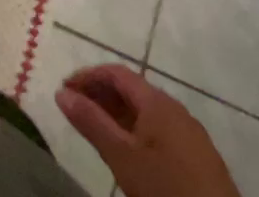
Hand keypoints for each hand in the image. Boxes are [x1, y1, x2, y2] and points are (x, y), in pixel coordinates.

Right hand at [55, 64, 242, 196]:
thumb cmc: (165, 187)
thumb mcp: (120, 155)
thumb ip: (90, 121)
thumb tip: (61, 92)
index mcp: (158, 103)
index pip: (116, 73)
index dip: (87, 76)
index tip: (64, 91)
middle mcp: (176, 110)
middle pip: (132, 90)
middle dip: (100, 94)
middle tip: (74, 110)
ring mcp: (190, 133)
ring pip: (145, 111)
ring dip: (116, 113)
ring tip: (95, 129)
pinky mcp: (197, 155)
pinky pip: (159, 129)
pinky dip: (135, 129)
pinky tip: (127, 150)